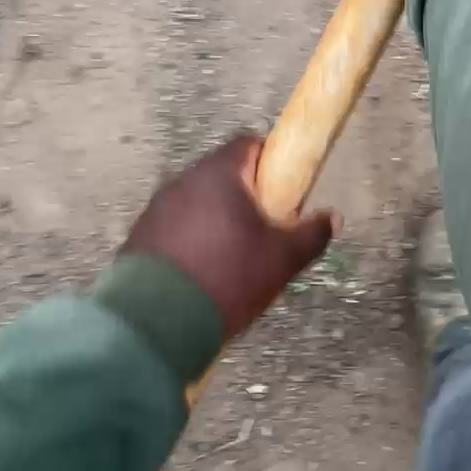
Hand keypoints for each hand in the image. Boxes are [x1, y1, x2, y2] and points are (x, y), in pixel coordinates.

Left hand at [119, 135, 335, 338]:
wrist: (153, 325)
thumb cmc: (227, 277)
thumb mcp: (282, 260)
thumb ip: (311, 234)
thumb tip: (333, 218)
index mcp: (220, 174)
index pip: (250, 144)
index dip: (272, 162)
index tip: (285, 191)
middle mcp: (183, 181)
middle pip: (223, 175)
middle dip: (246, 197)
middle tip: (264, 231)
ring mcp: (155, 209)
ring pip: (197, 203)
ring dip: (216, 220)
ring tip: (232, 260)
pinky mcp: (137, 238)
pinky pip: (174, 228)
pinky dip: (191, 242)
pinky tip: (202, 275)